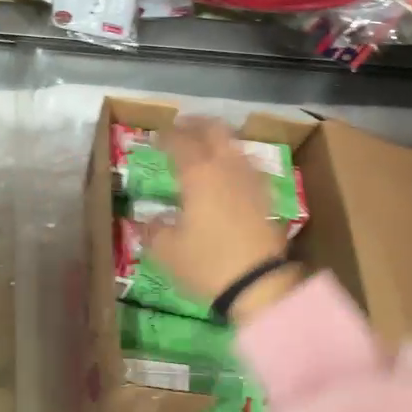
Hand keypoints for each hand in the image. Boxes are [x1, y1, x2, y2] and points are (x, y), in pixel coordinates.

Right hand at [146, 117, 295, 324]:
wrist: (259, 285)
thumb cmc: (206, 263)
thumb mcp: (167, 250)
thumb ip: (153, 230)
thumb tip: (145, 221)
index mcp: (199, 174)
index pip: (180, 142)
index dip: (165, 136)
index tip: (154, 136)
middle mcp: (227, 168)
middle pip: (215, 131)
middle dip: (197, 125)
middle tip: (182, 128)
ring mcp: (251, 182)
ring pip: (235, 147)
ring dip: (218, 143)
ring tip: (205, 151)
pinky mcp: (266, 199)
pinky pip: (248, 169)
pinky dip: (234, 164)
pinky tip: (228, 178)